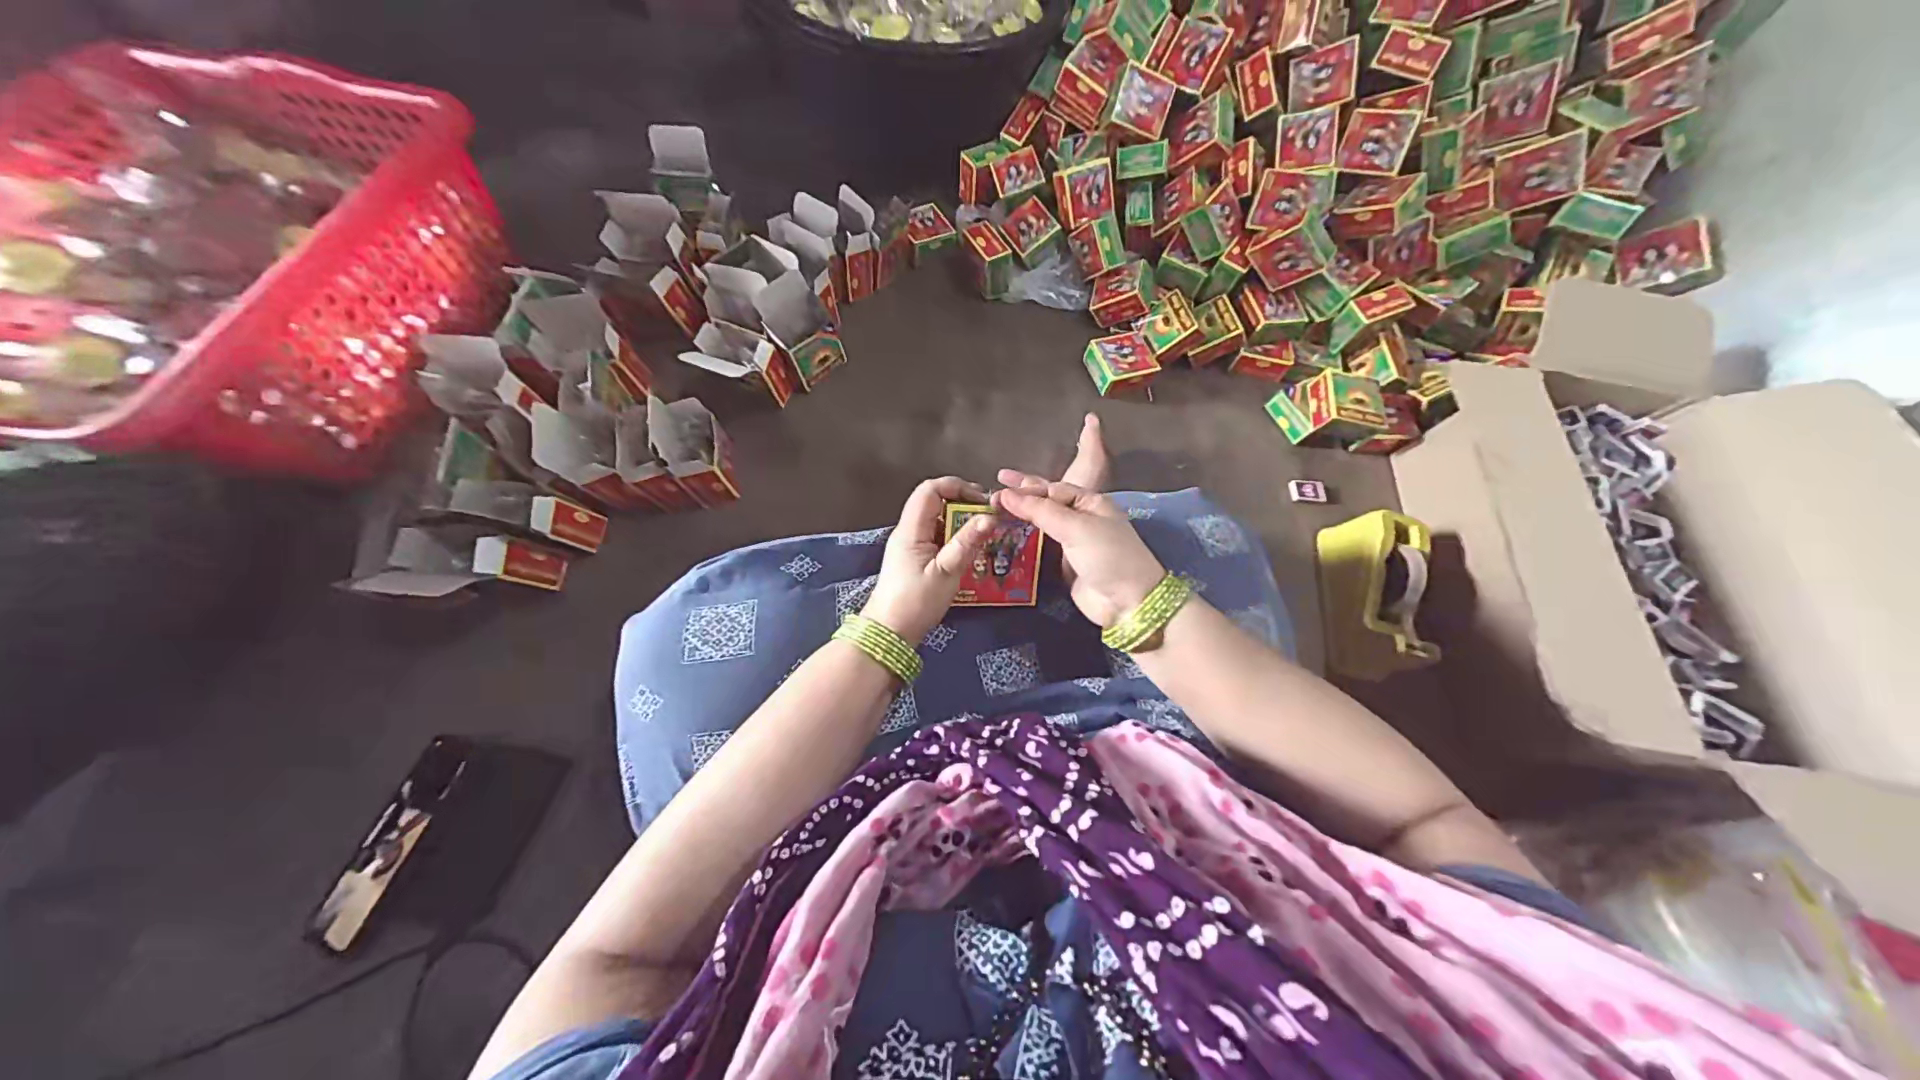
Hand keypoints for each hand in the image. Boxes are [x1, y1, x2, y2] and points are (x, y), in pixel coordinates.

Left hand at [860, 476, 996, 643]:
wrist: (890, 632)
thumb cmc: (916, 602)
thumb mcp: (947, 572)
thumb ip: (967, 542)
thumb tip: (990, 517)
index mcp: (911, 530)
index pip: (930, 489)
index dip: (956, 486)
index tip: (981, 499)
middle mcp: (908, 531)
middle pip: (934, 501)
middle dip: (962, 502)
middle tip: (987, 515)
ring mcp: (910, 545)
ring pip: (937, 519)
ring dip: (960, 520)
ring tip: (984, 531)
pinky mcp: (915, 558)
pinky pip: (936, 536)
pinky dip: (954, 536)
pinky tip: (970, 548)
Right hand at [993, 414, 1166, 627]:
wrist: (1127, 602)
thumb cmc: (1108, 556)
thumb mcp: (1076, 527)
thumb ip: (1040, 511)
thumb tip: (1006, 494)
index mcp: (1089, 502)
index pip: (1052, 489)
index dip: (1026, 488)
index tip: (999, 487)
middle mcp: (1080, 518)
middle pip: (1045, 504)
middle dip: (1019, 499)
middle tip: (991, 497)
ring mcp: (1071, 542)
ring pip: (1039, 524)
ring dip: (1018, 519)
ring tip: (992, 514)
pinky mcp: (1063, 564)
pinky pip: (1039, 546)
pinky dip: (1022, 540)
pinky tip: (1005, 537)